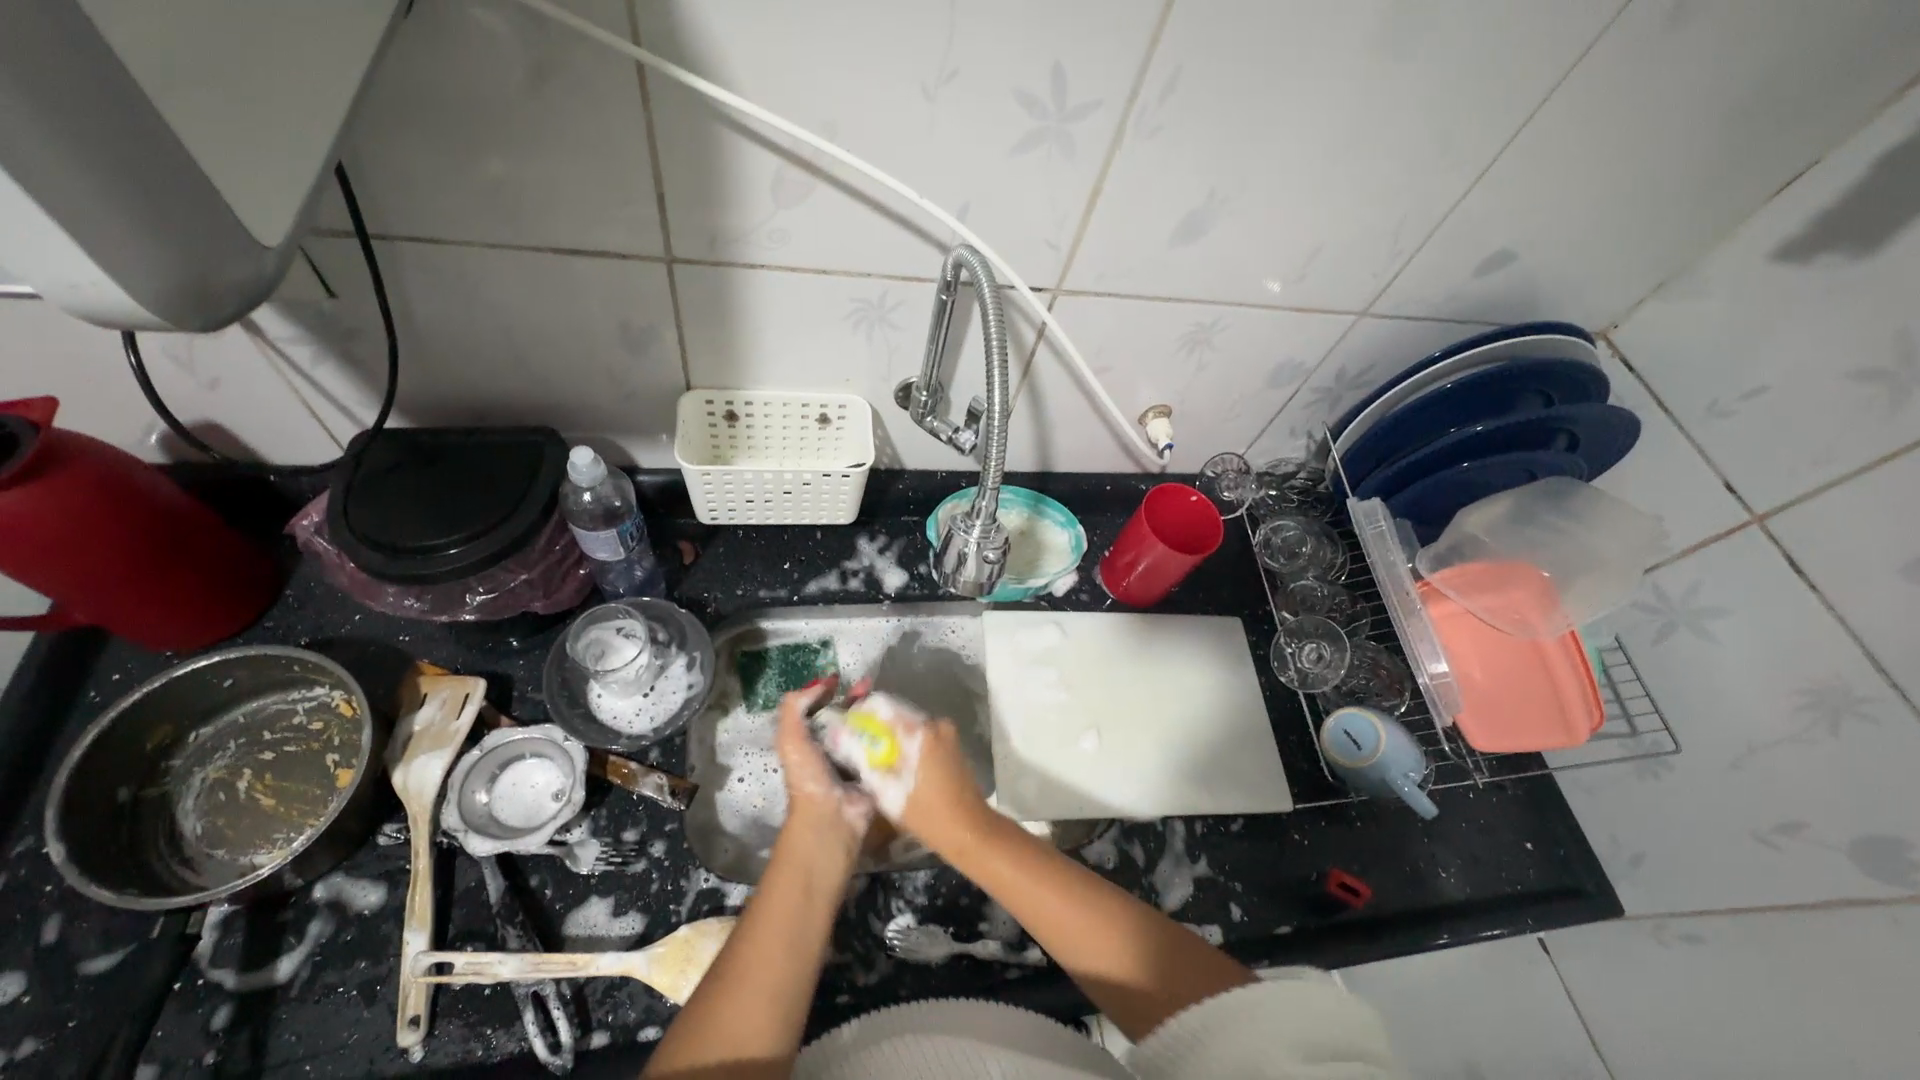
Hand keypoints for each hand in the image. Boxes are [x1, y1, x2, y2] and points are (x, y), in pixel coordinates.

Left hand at [774, 681, 873, 865]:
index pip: (818, 709)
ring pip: (865, 726)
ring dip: (873, 711)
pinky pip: (882, 742)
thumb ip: (794, 707)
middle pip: (844, 714)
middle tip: (869, 683)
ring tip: (883, 696)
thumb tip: (818, 683)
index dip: (826, 691)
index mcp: (808, 740)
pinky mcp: (875, 766)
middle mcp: (831, 747)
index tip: (839, 677)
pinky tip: (896, 716)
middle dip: (854, 697)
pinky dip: (889, 729)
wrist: (833, 815)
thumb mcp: (789, 738)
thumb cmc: (808, 777)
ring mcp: (855, 757)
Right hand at [824, 695, 994, 855]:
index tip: (847, 725)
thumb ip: (867, 766)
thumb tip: (846, 744)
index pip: (885, 707)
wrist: (971, 830)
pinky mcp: (953, 746)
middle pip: (898, 716)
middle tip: (857, 744)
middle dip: (877, 728)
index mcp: (921, 731)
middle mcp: (936, 725)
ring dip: (894, 738)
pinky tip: (897, 764)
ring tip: (874, 756)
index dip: (863, 714)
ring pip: (911, 728)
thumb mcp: (890, 794)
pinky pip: (924, 737)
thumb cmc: (929, 815)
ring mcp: (948, 735)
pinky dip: (910, 746)